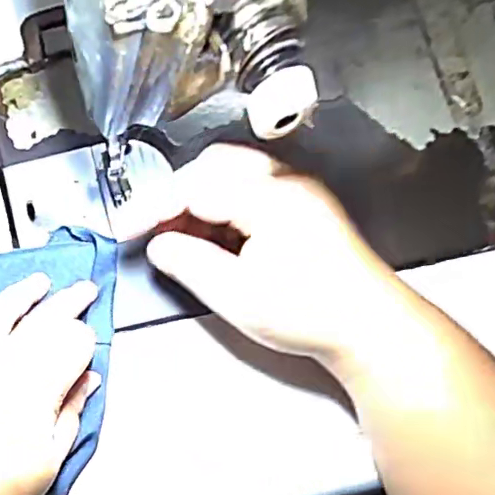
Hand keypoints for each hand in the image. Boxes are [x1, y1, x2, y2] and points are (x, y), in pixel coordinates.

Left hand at [0, 274, 100, 494]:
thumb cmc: (1, 492)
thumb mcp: (50, 459)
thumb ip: (71, 414)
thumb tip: (88, 381)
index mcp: (35, 388)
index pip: (68, 346)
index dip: (83, 343)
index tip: (89, 350)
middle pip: (38, 324)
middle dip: (67, 305)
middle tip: (85, 290)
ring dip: (18, 295)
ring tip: (38, 282)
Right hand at [145, 145, 433, 375]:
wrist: (365, 325)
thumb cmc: (313, 311)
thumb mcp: (235, 294)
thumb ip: (190, 263)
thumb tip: (161, 245)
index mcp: (266, 196)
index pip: (194, 186)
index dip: (154, 208)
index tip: (129, 227)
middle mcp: (286, 183)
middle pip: (214, 169)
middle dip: (177, 197)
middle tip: (154, 229)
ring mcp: (299, 194)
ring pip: (234, 179)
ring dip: (201, 203)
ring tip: (182, 240)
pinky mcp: (305, 211)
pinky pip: (254, 195)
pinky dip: (225, 211)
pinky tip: (217, 241)